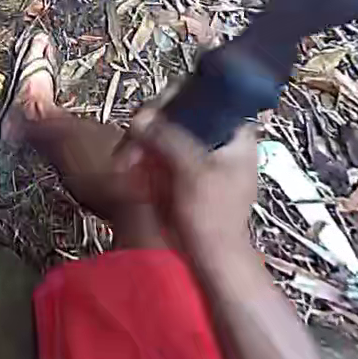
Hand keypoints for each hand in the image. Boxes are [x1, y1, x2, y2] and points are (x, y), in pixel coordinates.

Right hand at [124, 111, 267, 259]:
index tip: (149, 117)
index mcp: (233, 134)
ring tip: (124, 163)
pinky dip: (139, 157)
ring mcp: (196, 154)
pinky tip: (128, 169)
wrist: (210, 262)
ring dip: (138, 143)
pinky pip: (153, 151)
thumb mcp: (193, 172)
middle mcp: (215, 138)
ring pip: (159, 131)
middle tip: (131, 144)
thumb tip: (140, 119)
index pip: (200, 96)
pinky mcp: (179, 170)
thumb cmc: (213, 218)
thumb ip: (168, 138)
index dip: (171, 101)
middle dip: (148, 127)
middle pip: (174, 113)